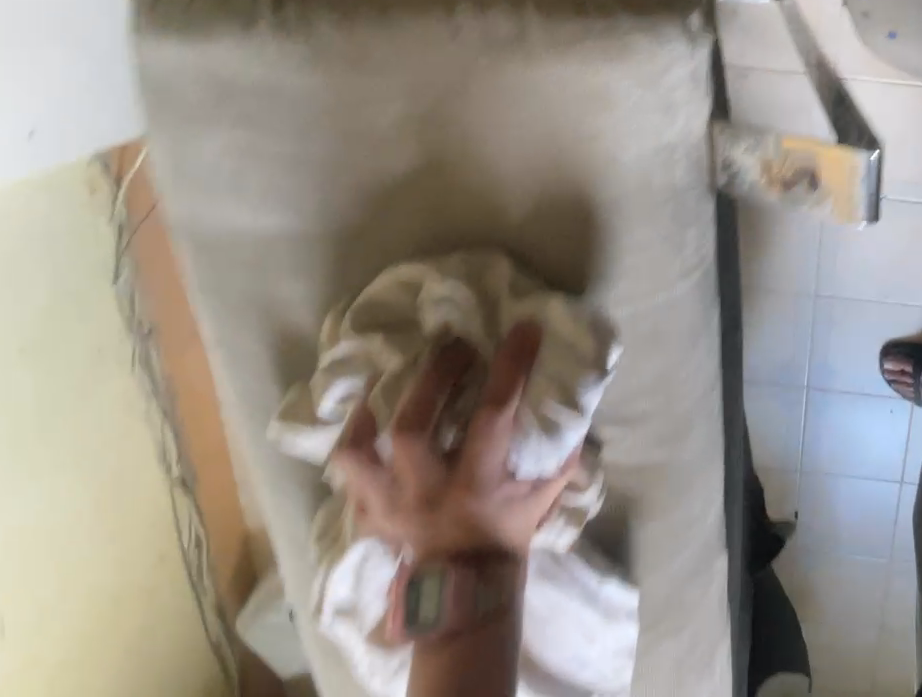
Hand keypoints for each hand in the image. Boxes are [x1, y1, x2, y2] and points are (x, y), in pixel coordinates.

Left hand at [332, 322, 577, 560]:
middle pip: (411, 427)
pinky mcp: (368, 515)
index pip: (493, 415)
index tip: (523, 329)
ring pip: (358, 455)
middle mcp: (427, 492)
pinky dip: (355, 447)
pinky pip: (347, 479)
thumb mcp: (544, 494)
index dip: (510, 367)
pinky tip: (367, 423)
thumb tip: (574, 403)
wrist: (466, 592)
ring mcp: (389, 506)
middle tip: (454, 346)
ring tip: (387, 380)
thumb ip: (560, 451)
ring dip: (368, 413)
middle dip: (432, 377)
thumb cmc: (509, 536)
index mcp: (477, 484)